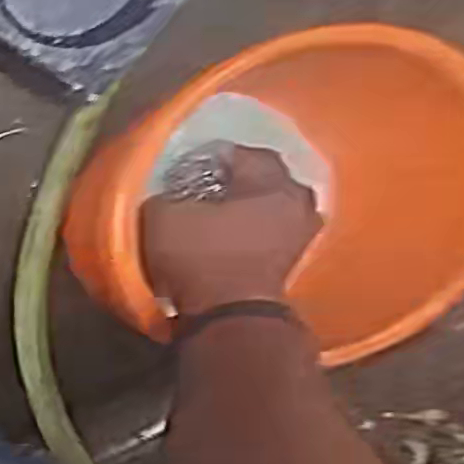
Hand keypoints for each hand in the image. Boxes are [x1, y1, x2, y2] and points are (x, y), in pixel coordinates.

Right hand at [141, 145, 322, 315]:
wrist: (227, 309)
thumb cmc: (197, 255)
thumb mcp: (162, 219)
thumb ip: (164, 198)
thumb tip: (167, 197)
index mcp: (271, 183)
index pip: (246, 154)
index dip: (216, 155)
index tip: (192, 162)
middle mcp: (297, 200)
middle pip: (265, 180)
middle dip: (237, 181)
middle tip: (207, 187)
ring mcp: (301, 231)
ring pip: (271, 207)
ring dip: (247, 208)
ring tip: (218, 214)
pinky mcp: (292, 258)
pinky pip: (270, 231)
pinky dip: (250, 230)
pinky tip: (229, 236)